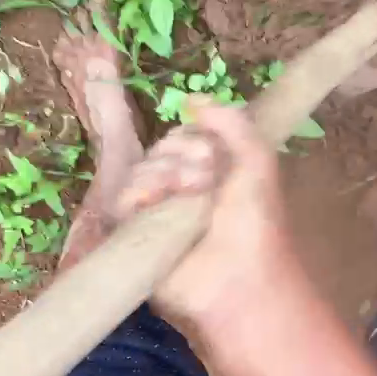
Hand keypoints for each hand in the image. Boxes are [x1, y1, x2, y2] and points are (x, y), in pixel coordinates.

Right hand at [116, 100, 307, 336]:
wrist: (242, 276)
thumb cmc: (256, 222)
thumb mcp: (257, 161)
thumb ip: (231, 123)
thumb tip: (192, 98)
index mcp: (206, 173)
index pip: (180, 139)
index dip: (190, 139)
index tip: (210, 154)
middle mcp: (178, 190)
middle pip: (157, 152)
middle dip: (178, 157)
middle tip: (203, 179)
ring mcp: (155, 213)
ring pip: (138, 173)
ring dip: (160, 173)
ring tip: (187, 194)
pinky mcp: (136, 237)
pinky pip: (119, 203)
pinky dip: (134, 194)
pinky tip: (155, 200)